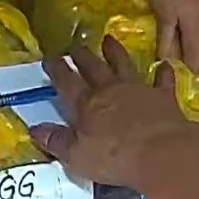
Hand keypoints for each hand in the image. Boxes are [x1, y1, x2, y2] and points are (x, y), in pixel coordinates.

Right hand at [30, 39, 198, 187]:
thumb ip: (56, 141)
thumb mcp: (77, 156)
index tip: (49, 57)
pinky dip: (162, 73)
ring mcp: (138, 90)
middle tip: (75, 46)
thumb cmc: (113, 158)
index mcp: (87, 105)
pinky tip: (163, 66)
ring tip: (108, 40)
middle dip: (82, 57)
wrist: (159, 153)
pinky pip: (162, 80)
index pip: (67, 83)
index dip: (57, 70)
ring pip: (124, 65)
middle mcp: (111, 90)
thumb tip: (35, 130)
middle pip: (93, 68)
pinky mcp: (162, 97)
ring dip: (115, 52)